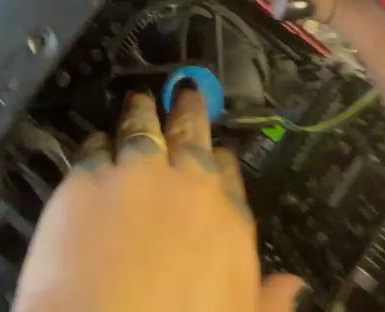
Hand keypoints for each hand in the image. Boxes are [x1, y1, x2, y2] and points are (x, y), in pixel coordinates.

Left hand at [13, 90, 306, 311]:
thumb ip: (267, 299)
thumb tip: (297, 286)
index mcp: (228, 219)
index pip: (228, 171)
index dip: (218, 160)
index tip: (214, 154)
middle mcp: (185, 184)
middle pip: (188, 132)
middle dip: (187, 111)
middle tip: (184, 94)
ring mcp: (134, 173)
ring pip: (140, 126)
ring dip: (141, 112)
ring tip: (138, 102)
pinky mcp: (86, 178)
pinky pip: (94, 147)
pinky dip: (98, 144)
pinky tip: (97, 143)